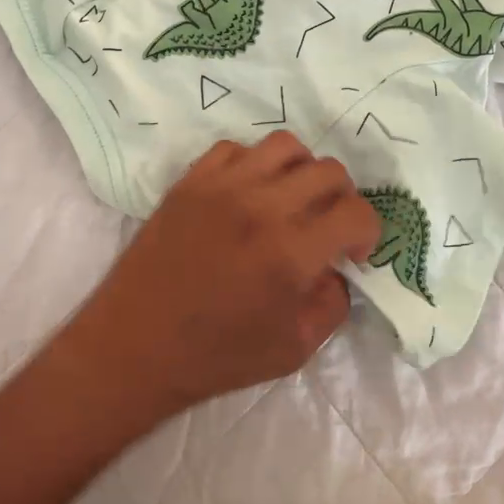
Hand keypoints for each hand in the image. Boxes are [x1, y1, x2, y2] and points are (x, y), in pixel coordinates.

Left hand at [60, 131, 379, 418]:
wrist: (135, 346)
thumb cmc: (216, 356)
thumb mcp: (294, 349)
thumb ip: (332, 304)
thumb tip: (338, 270)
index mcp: (290, 253)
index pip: (356, 212)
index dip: (367, 233)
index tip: (352, 254)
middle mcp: (260, 207)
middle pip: (329, 171)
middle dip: (342, 200)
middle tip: (327, 228)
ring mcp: (221, 187)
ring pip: (285, 146)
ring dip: (302, 172)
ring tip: (291, 202)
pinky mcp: (190, 182)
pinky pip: (235, 148)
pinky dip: (253, 165)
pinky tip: (248, 195)